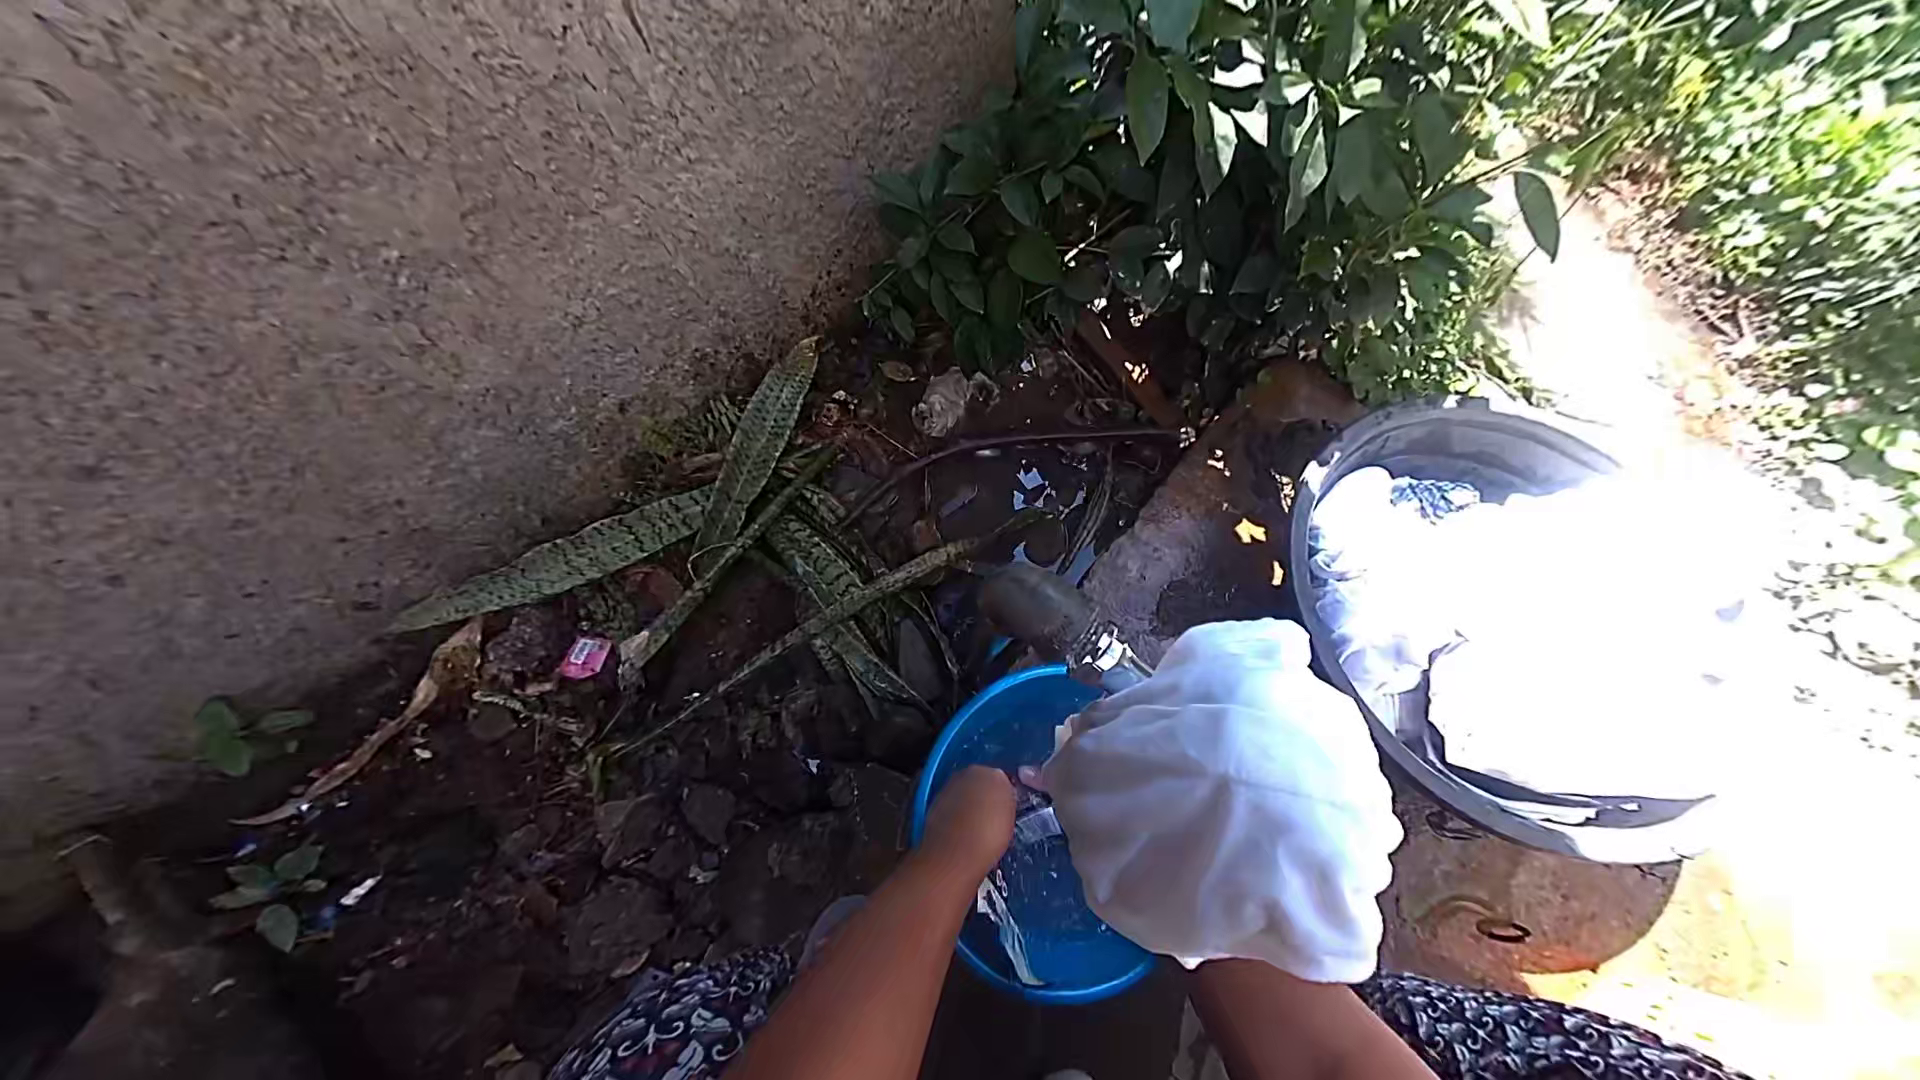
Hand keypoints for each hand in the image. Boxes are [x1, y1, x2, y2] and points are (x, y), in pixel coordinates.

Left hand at [920, 766, 1014, 879]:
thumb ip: (1005, 805)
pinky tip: (957, 827)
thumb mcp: (1009, 823)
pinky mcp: (936, 796)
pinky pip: (951, 800)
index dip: (1004, 797)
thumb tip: (1000, 805)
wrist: (953, 853)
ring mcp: (952, 783)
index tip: (1003, 811)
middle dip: (985, 794)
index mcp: (996, 776)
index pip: (1004, 780)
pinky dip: (954, 809)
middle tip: (989, 816)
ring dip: (968, 800)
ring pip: (965, 789)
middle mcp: (972, 773)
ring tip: (972, 824)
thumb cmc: (988, 839)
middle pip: (982, 780)